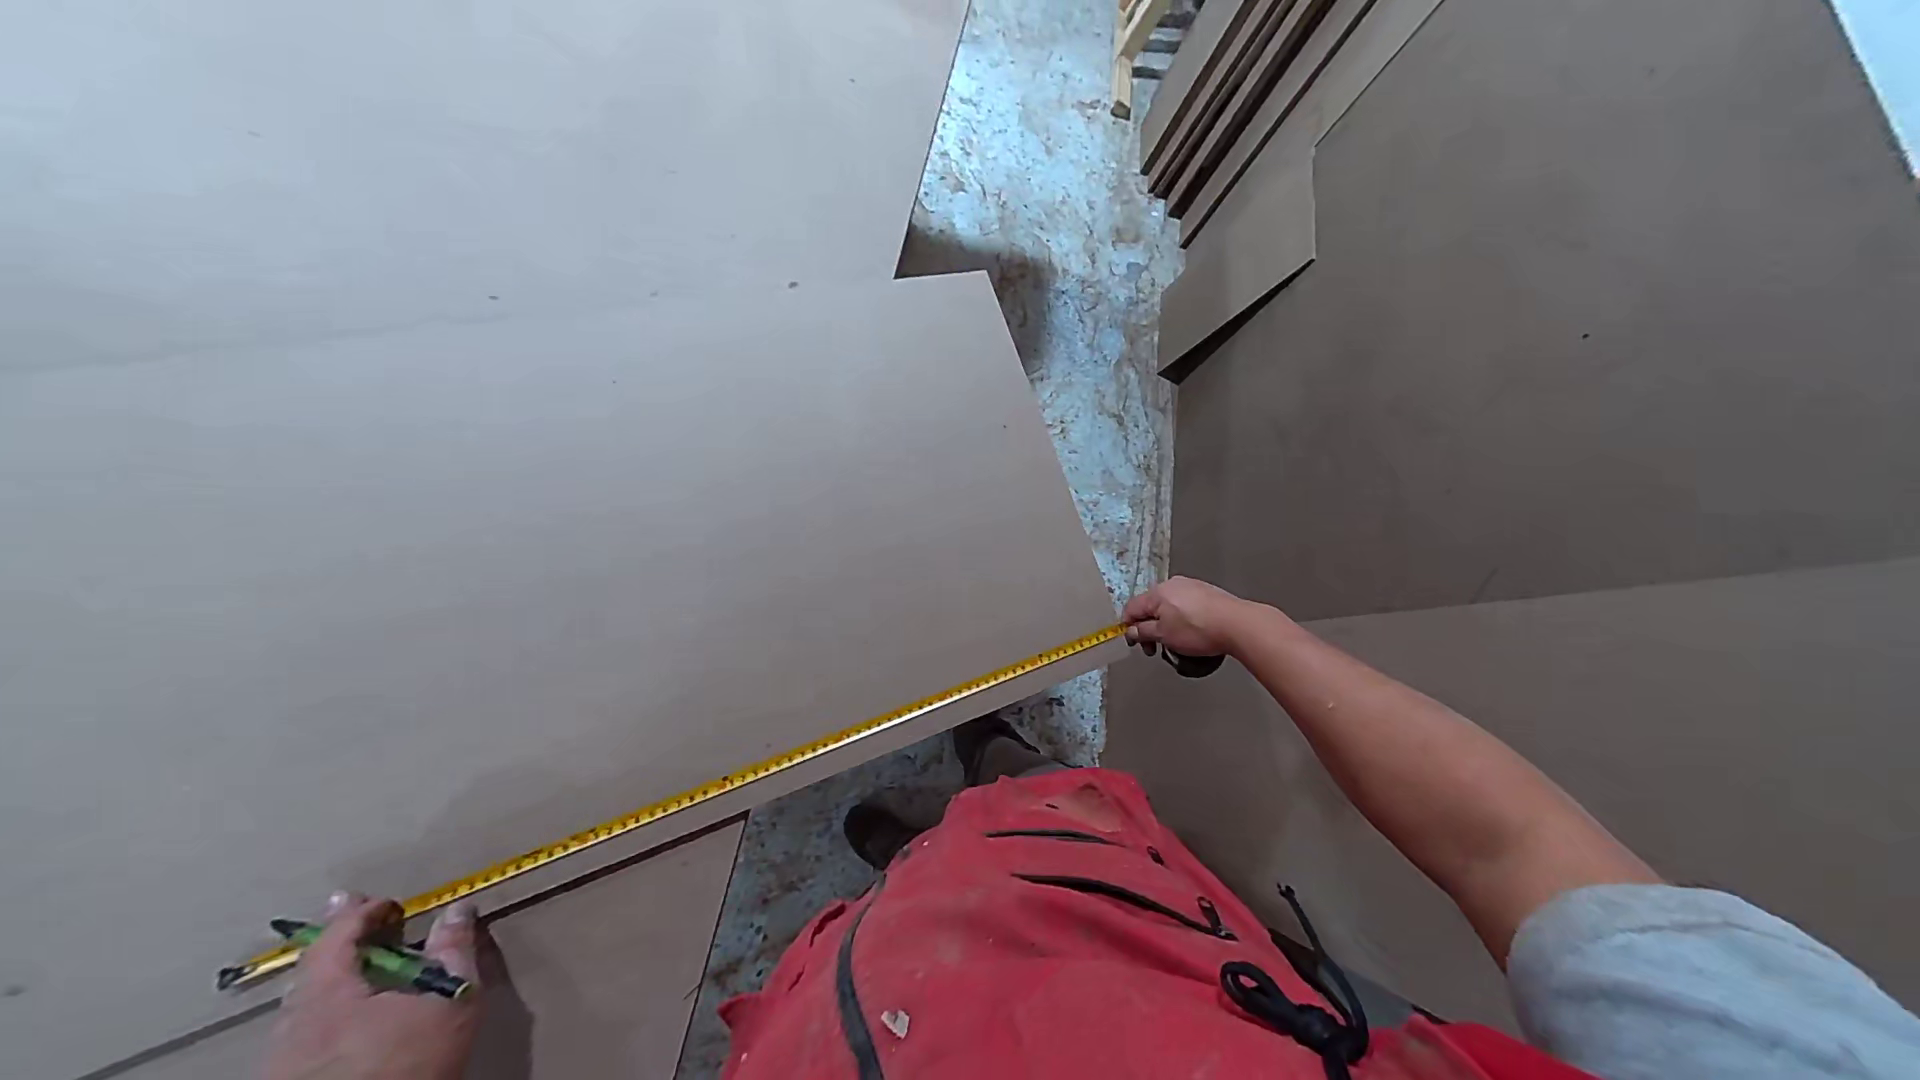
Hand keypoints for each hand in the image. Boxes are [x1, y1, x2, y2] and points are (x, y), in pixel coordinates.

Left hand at [265, 893, 480, 1079]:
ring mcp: (284, 1061)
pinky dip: (329, 1004)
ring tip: (359, 960)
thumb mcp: (450, 1000)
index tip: (390, 903)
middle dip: (339, 939)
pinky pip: (305, 1029)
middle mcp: (294, 1026)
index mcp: (328, 999)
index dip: (361, 914)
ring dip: (334, 973)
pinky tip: (350, 1010)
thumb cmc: (412, 1064)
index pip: (335, 940)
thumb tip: (457, 909)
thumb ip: (453, 950)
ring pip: (305, 1003)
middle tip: (358, 912)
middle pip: (311, 970)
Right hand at [1121, 576, 1263, 657]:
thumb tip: (1132, 630)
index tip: (1137, 643)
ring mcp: (1191, 586)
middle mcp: (1172, 585)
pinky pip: (1185, 605)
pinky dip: (1182, 619)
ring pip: (1168, 606)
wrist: (1238, 624)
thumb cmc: (1199, 630)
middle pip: (1150, 607)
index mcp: (1157, 593)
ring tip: (1176, 642)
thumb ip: (1143, 632)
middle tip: (1156, 648)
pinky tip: (1193, 632)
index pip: (1132, 608)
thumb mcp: (1164, 636)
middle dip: (1149, 628)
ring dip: (1166, 624)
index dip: (1129, 627)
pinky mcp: (1206, 592)